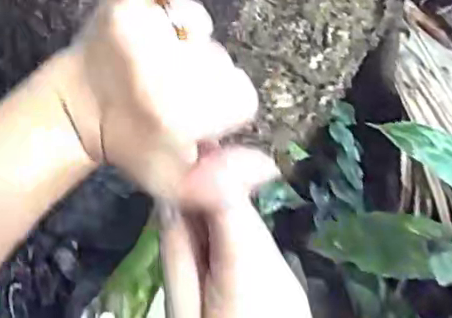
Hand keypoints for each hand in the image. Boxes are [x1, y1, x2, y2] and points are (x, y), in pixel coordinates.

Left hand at [50, 0, 258, 199]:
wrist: (74, 106)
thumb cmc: (130, 145)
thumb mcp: (175, 183)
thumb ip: (224, 183)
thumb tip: (270, 163)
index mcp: (179, 113)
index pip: (242, 94)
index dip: (224, 106)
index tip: (198, 112)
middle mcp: (160, 64)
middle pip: (219, 57)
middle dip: (203, 73)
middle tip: (173, 86)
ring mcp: (138, 26)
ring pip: (195, 19)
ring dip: (186, 34)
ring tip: (161, 51)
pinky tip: (158, 6)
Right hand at [160, 146, 313, 317]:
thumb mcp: (183, 310)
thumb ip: (176, 250)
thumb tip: (167, 195)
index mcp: (251, 266)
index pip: (225, 190)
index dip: (197, 165)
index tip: (165, 150)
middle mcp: (278, 263)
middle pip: (234, 205)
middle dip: (200, 194)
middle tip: (163, 191)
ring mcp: (288, 281)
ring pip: (243, 225)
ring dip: (212, 218)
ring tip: (179, 228)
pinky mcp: (287, 295)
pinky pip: (251, 250)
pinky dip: (226, 242)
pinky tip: (205, 261)